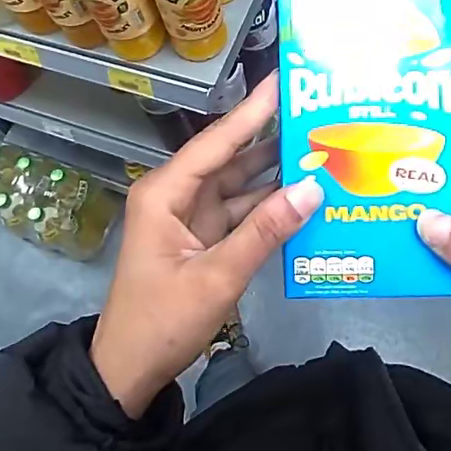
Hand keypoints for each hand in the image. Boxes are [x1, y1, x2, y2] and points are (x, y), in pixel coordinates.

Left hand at [91, 72, 322, 417]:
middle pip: (229, 157)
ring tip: (320, 147)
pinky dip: (269, 206)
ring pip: (238, 184)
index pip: (217, 142)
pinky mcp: (203, 238)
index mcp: (165, 192)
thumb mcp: (216, 277)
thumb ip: (264, 232)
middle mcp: (177, 194)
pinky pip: (241, 212)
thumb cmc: (162, 321)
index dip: (252, 110)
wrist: (130, 370)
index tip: (283, 80)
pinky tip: (303, 195)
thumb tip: (312, 189)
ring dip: (274, 172)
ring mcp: (191, 216)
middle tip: (314, 111)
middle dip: (270, 136)